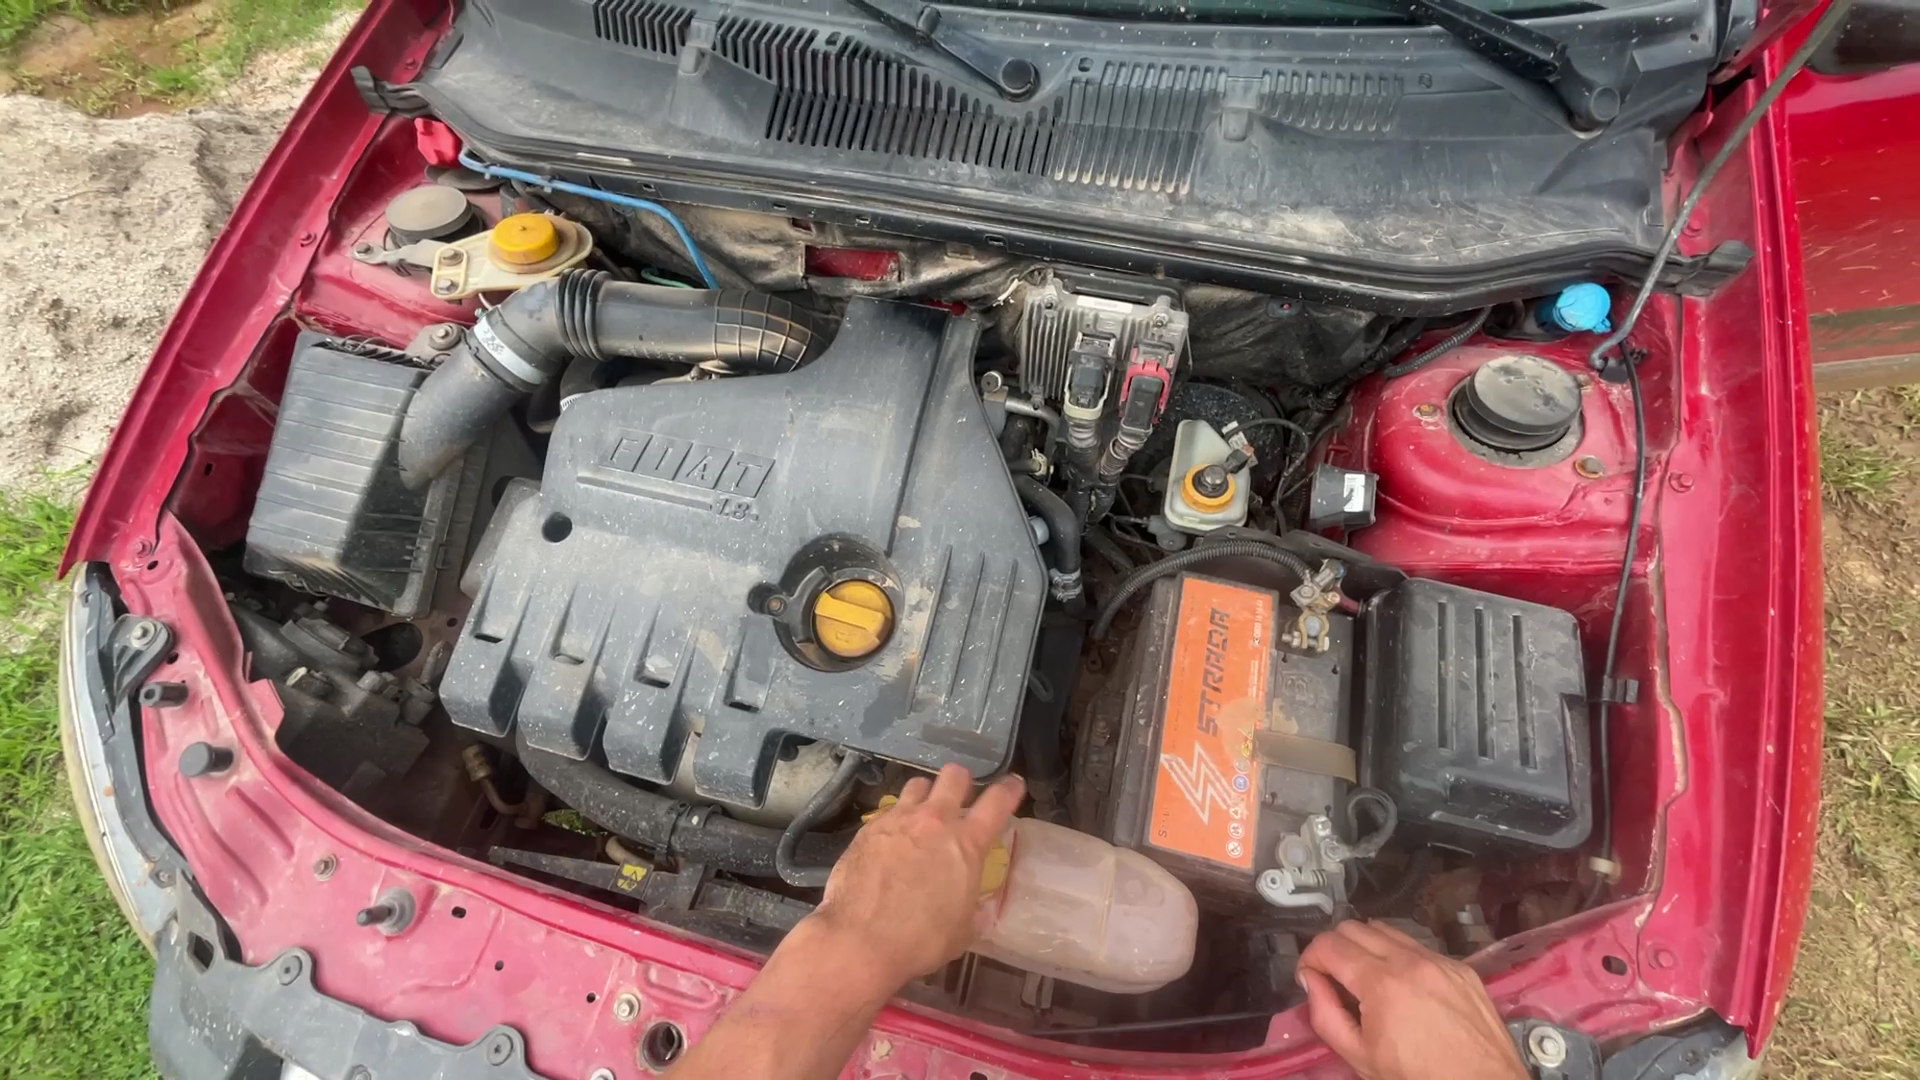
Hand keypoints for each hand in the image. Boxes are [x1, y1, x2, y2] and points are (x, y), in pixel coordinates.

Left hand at [800, 764, 1023, 994]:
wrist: (860, 939)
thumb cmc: (920, 940)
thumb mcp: (962, 933)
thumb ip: (973, 912)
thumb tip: (976, 910)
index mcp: (966, 844)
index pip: (996, 803)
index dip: (1009, 789)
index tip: (1013, 783)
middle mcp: (935, 821)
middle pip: (954, 776)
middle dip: (962, 780)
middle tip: (961, 795)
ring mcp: (899, 819)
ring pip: (918, 785)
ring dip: (926, 794)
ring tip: (923, 812)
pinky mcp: (870, 827)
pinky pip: (889, 810)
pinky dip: (897, 819)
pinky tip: (892, 839)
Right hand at [1298, 920, 1527, 1079]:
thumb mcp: (1360, 1059)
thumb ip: (1324, 1015)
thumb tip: (1311, 980)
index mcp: (1381, 983)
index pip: (1327, 944)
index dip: (1310, 958)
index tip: (1311, 978)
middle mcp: (1409, 961)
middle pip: (1351, 927)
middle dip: (1334, 948)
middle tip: (1336, 978)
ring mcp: (1439, 961)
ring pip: (1383, 929)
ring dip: (1366, 946)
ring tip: (1369, 978)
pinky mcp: (1462, 969)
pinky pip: (1417, 946)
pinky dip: (1400, 957)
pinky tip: (1406, 987)